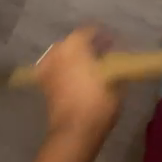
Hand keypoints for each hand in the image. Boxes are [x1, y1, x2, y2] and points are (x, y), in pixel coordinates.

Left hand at [34, 26, 121, 141]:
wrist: (74, 131)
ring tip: (90, 71)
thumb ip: (117, 64)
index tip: (115, 46)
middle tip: (104, 58)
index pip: (92, 31)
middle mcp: (59, 48)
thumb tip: (118, 57)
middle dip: (89, 47)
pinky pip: (57, 69)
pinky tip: (75, 80)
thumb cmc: (98, 102)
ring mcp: (48, 64)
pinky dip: (65, 71)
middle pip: (77, 42)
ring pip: (65, 55)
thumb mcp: (117, 81)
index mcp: (76, 43)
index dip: (105, 37)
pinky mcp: (43, 82)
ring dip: (76, 59)